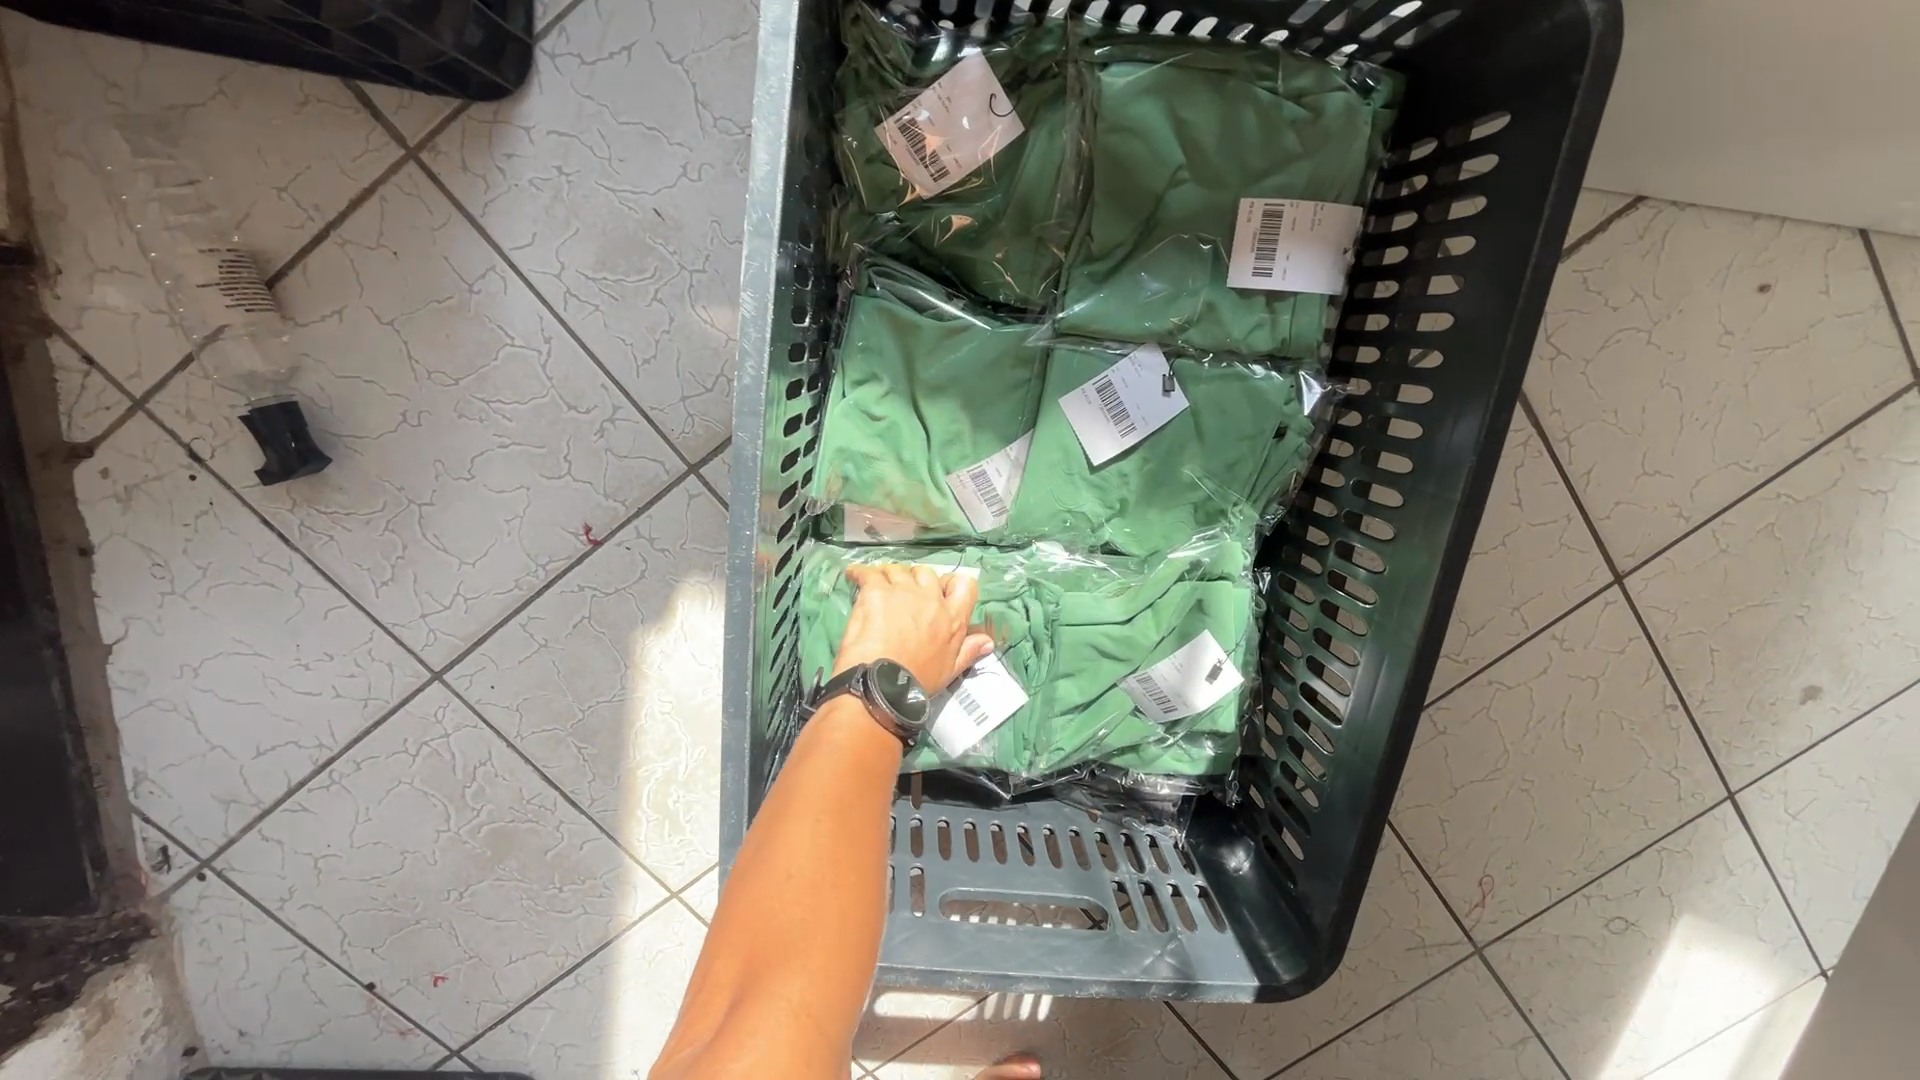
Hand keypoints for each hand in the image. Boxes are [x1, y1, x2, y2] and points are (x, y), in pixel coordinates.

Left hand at [834, 564, 994, 693]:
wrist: (880, 682)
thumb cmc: (916, 681)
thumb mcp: (949, 671)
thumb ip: (968, 652)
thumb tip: (988, 641)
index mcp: (953, 618)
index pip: (965, 584)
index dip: (952, 584)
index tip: (940, 590)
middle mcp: (931, 599)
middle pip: (926, 573)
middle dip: (916, 579)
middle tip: (903, 593)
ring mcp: (903, 592)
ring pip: (898, 570)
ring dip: (889, 576)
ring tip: (878, 586)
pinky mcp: (876, 591)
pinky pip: (870, 573)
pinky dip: (861, 573)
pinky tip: (854, 576)